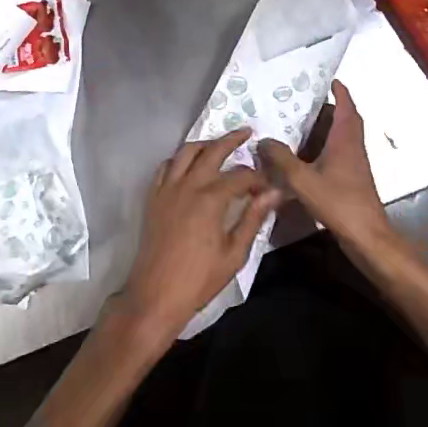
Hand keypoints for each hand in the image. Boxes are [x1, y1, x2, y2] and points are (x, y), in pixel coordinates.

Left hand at [121, 129, 281, 333]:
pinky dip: (178, 160)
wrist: (155, 294)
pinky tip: (188, 165)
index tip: (269, 182)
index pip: (240, 176)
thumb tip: (274, 194)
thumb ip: (253, 219)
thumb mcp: (234, 253)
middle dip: (231, 140)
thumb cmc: (199, 279)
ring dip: (204, 144)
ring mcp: (167, 189)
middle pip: (211, 151)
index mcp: (210, 199)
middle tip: (247, 132)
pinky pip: (165, 167)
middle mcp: (187, 185)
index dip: (258, 176)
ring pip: (185, 152)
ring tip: (218, 144)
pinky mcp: (153, 197)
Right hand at [257, 81, 397, 254]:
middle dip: (329, 110)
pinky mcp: (351, 182)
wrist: (367, 237)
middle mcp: (353, 149)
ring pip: (341, 140)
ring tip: (300, 127)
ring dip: (326, 131)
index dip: (341, 92)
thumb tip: (263, 140)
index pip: (346, 108)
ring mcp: (354, 166)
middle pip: (345, 122)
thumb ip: (281, 159)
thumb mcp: (303, 180)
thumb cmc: (339, 202)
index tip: (332, 81)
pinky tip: (305, 159)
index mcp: (345, 140)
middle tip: (306, 105)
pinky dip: (323, 150)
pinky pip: (337, 156)